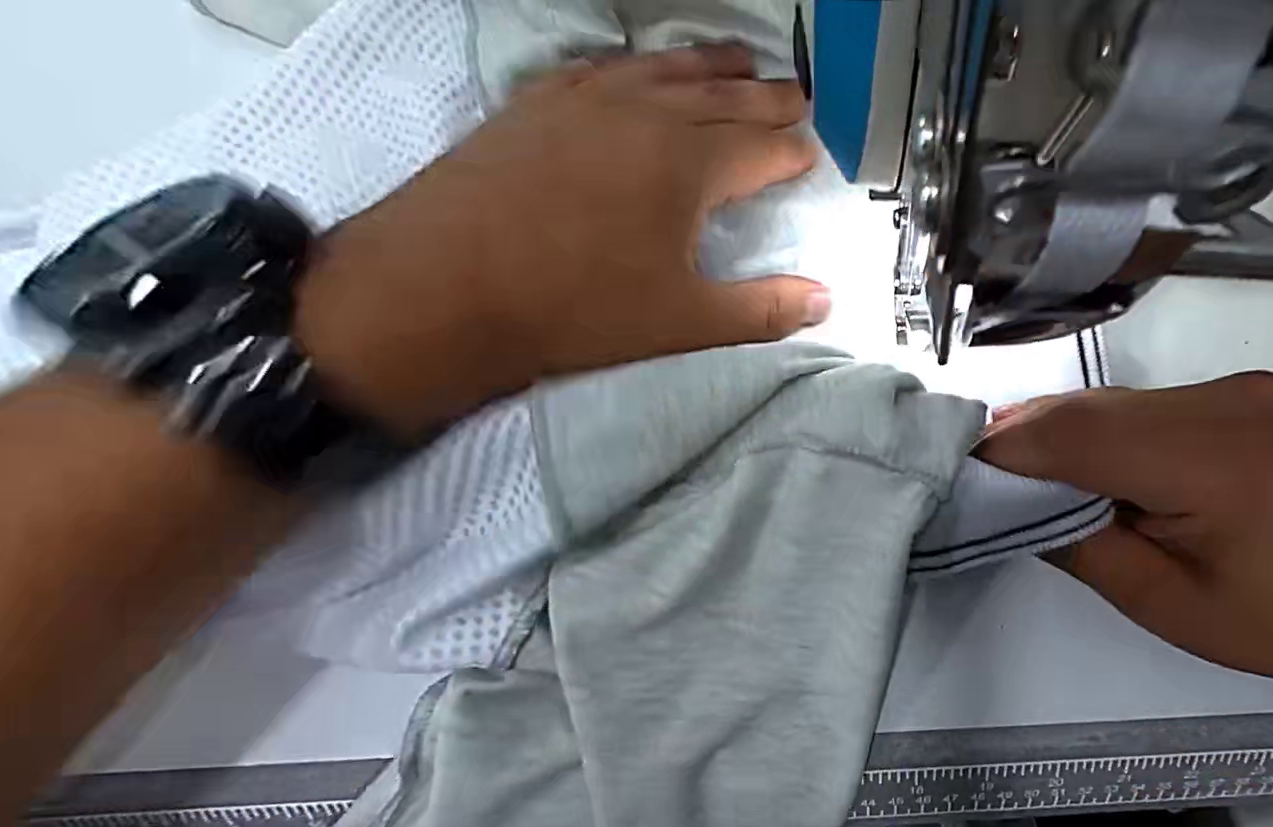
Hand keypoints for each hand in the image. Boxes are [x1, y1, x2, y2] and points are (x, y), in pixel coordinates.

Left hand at [294, 44, 825, 436]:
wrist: (448, 288)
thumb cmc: (581, 309)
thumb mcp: (686, 321)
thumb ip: (762, 310)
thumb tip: (824, 300)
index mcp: (684, 165)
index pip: (757, 147)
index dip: (790, 150)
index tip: (812, 151)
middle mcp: (639, 116)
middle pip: (717, 97)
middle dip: (763, 98)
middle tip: (795, 94)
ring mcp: (581, 103)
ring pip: (659, 70)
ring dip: (704, 66)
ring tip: (736, 59)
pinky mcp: (534, 107)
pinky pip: (597, 69)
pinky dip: (632, 66)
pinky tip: (635, 68)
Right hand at [976, 373, 1272, 704]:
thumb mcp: (1159, 602)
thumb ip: (1079, 543)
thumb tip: (1014, 506)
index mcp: (1218, 464)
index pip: (1084, 438)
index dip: (1013, 447)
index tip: (958, 462)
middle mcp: (1230, 404)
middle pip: (1095, 410)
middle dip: (1026, 435)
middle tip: (973, 461)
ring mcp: (1240, 390)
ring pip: (1115, 403)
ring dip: (1059, 430)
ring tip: (1011, 460)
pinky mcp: (1242, 393)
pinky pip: (1145, 406)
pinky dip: (1099, 430)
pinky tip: (1074, 455)